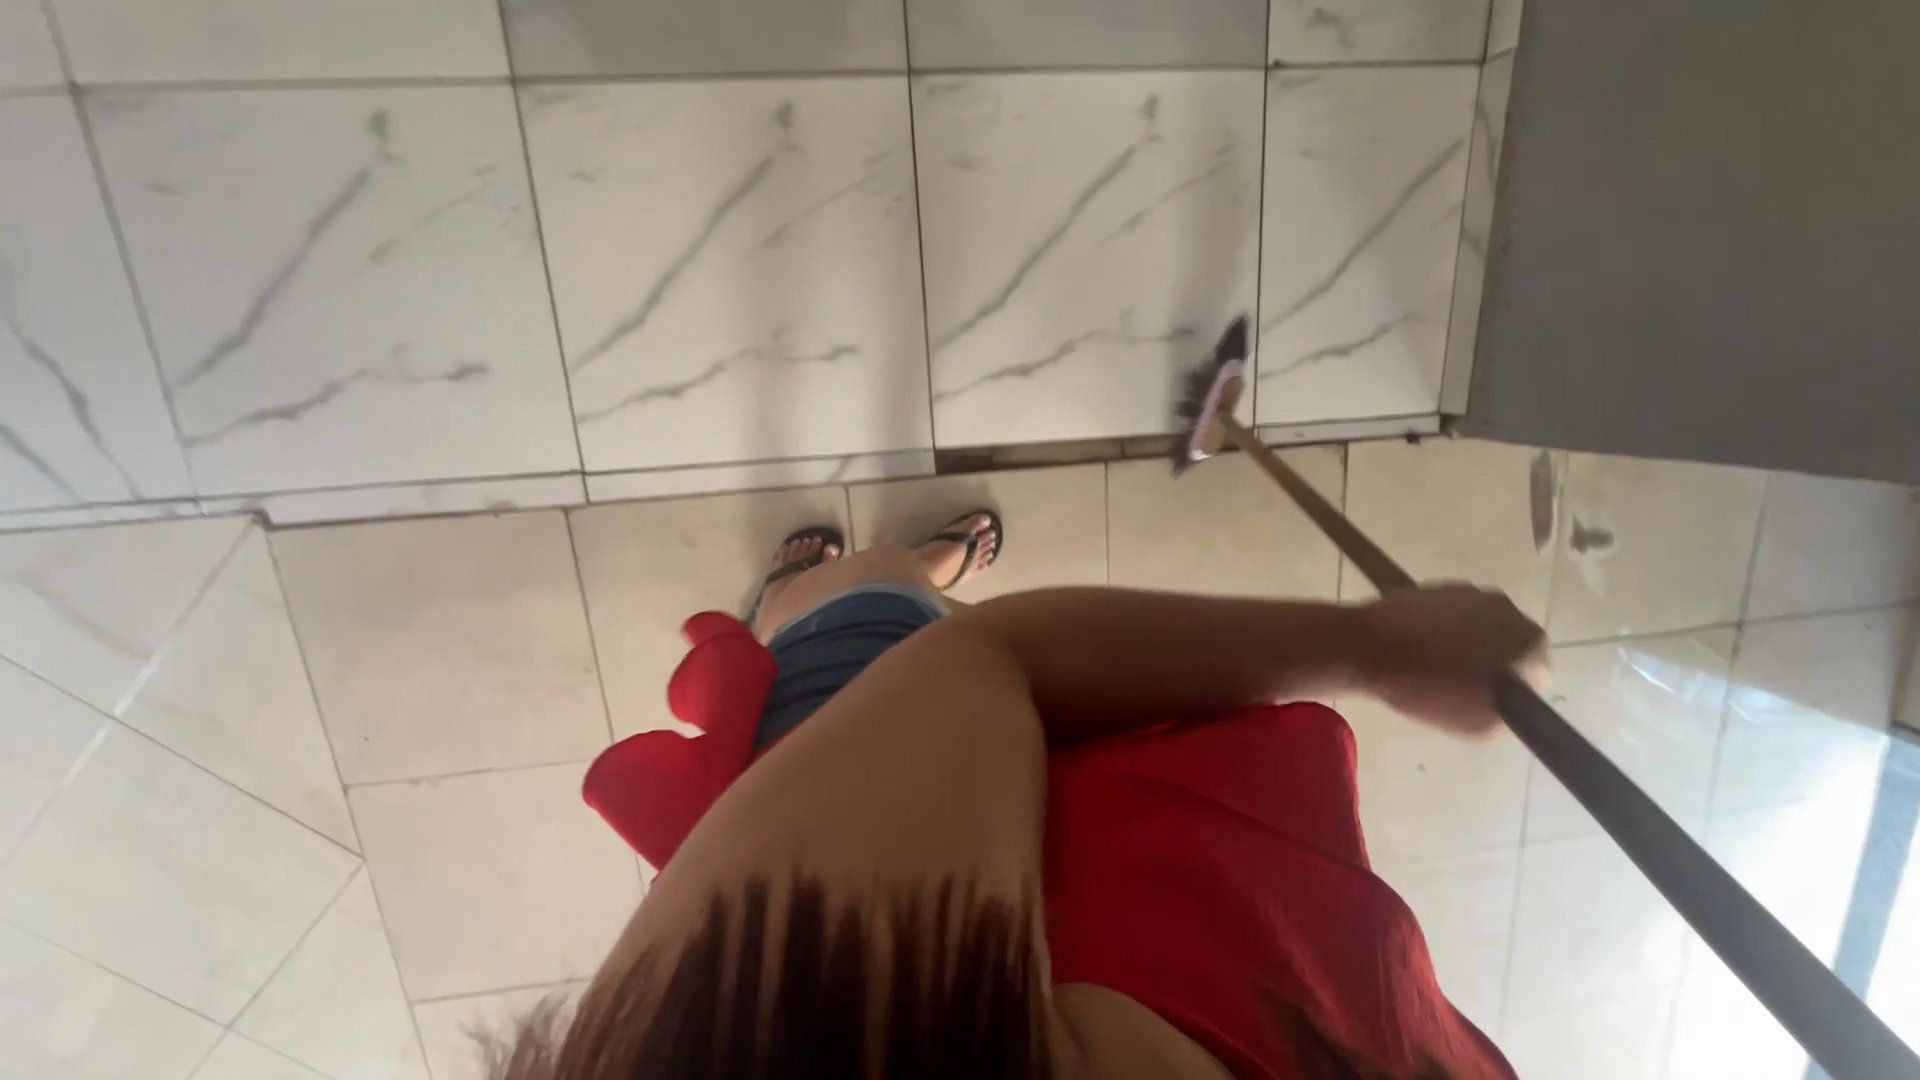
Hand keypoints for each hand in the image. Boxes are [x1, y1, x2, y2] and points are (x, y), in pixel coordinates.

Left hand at [1356, 584, 1548, 735]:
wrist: (1364, 647)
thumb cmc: (1428, 687)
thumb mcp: (1483, 724)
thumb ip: (1510, 713)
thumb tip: (1508, 701)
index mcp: (1529, 638)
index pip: (1535, 671)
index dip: (1513, 691)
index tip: (1488, 701)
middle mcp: (1505, 606)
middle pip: (1506, 643)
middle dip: (1490, 663)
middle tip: (1459, 686)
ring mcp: (1465, 591)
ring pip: (1475, 627)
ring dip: (1463, 645)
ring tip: (1432, 667)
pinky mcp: (1429, 587)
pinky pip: (1444, 616)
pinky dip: (1436, 630)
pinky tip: (1416, 648)